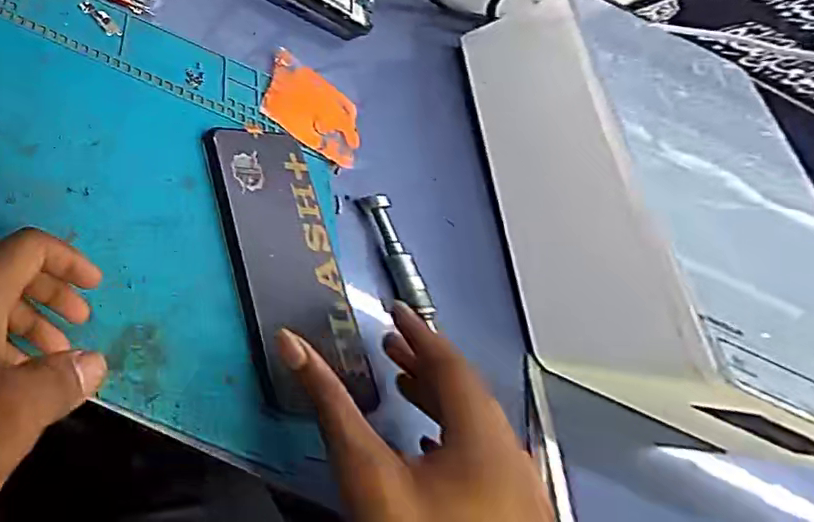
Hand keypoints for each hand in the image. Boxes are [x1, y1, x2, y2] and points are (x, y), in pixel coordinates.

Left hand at [0, 229, 107, 521]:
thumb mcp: (14, 414)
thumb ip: (60, 381)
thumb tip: (94, 360)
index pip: (28, 248)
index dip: (67, 260)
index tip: (96, 287)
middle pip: (10, 271)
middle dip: (51, 292)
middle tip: (81, 325)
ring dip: (28, 322)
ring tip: (56, 362)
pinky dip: (1, 341)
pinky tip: (14, 380)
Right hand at [279, 303, 551, 521]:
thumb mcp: (364, 466)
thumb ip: (329, 399)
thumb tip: (289, 341)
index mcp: (486, 445)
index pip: (453, 369)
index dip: (421, 335)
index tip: (396, 311)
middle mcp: (516, 467)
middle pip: (472, 398)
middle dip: (427, 365)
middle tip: (391, 345)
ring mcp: (524, 502)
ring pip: (482, 432)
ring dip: (440, 400)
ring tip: (403, 384)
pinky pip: (488, 462)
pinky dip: (455, 436)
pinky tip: (429, 446)